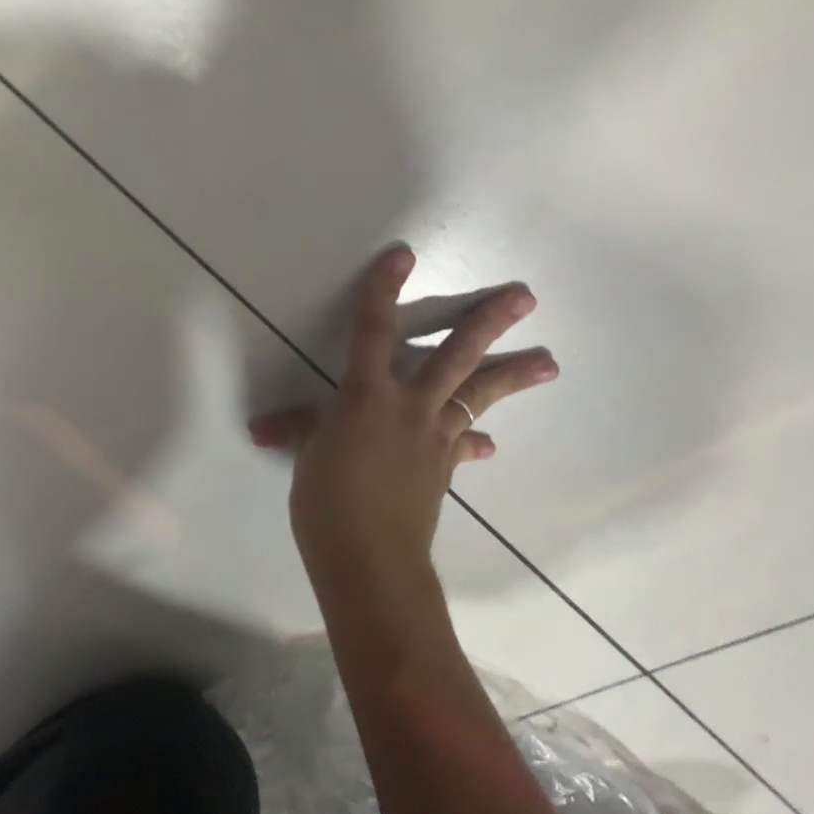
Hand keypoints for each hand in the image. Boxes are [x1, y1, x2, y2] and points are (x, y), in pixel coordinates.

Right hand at [249, 246, 557, 595]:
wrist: (370, 558)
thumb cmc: (327, 500)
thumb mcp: (305, 457)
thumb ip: (296, 431)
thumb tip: (263, 428)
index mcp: (367, 397)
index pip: (372, 332)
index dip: (382, 291)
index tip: (402, 255)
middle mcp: (409, 408)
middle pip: (454, 356)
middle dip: (487, 323)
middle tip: (524, 297)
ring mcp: (434, 438)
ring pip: (476, 396)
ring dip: (512, 376)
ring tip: (550, 362)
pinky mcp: (443, 468)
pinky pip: (463, 443)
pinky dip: (472, 438)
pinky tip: (487, 442)